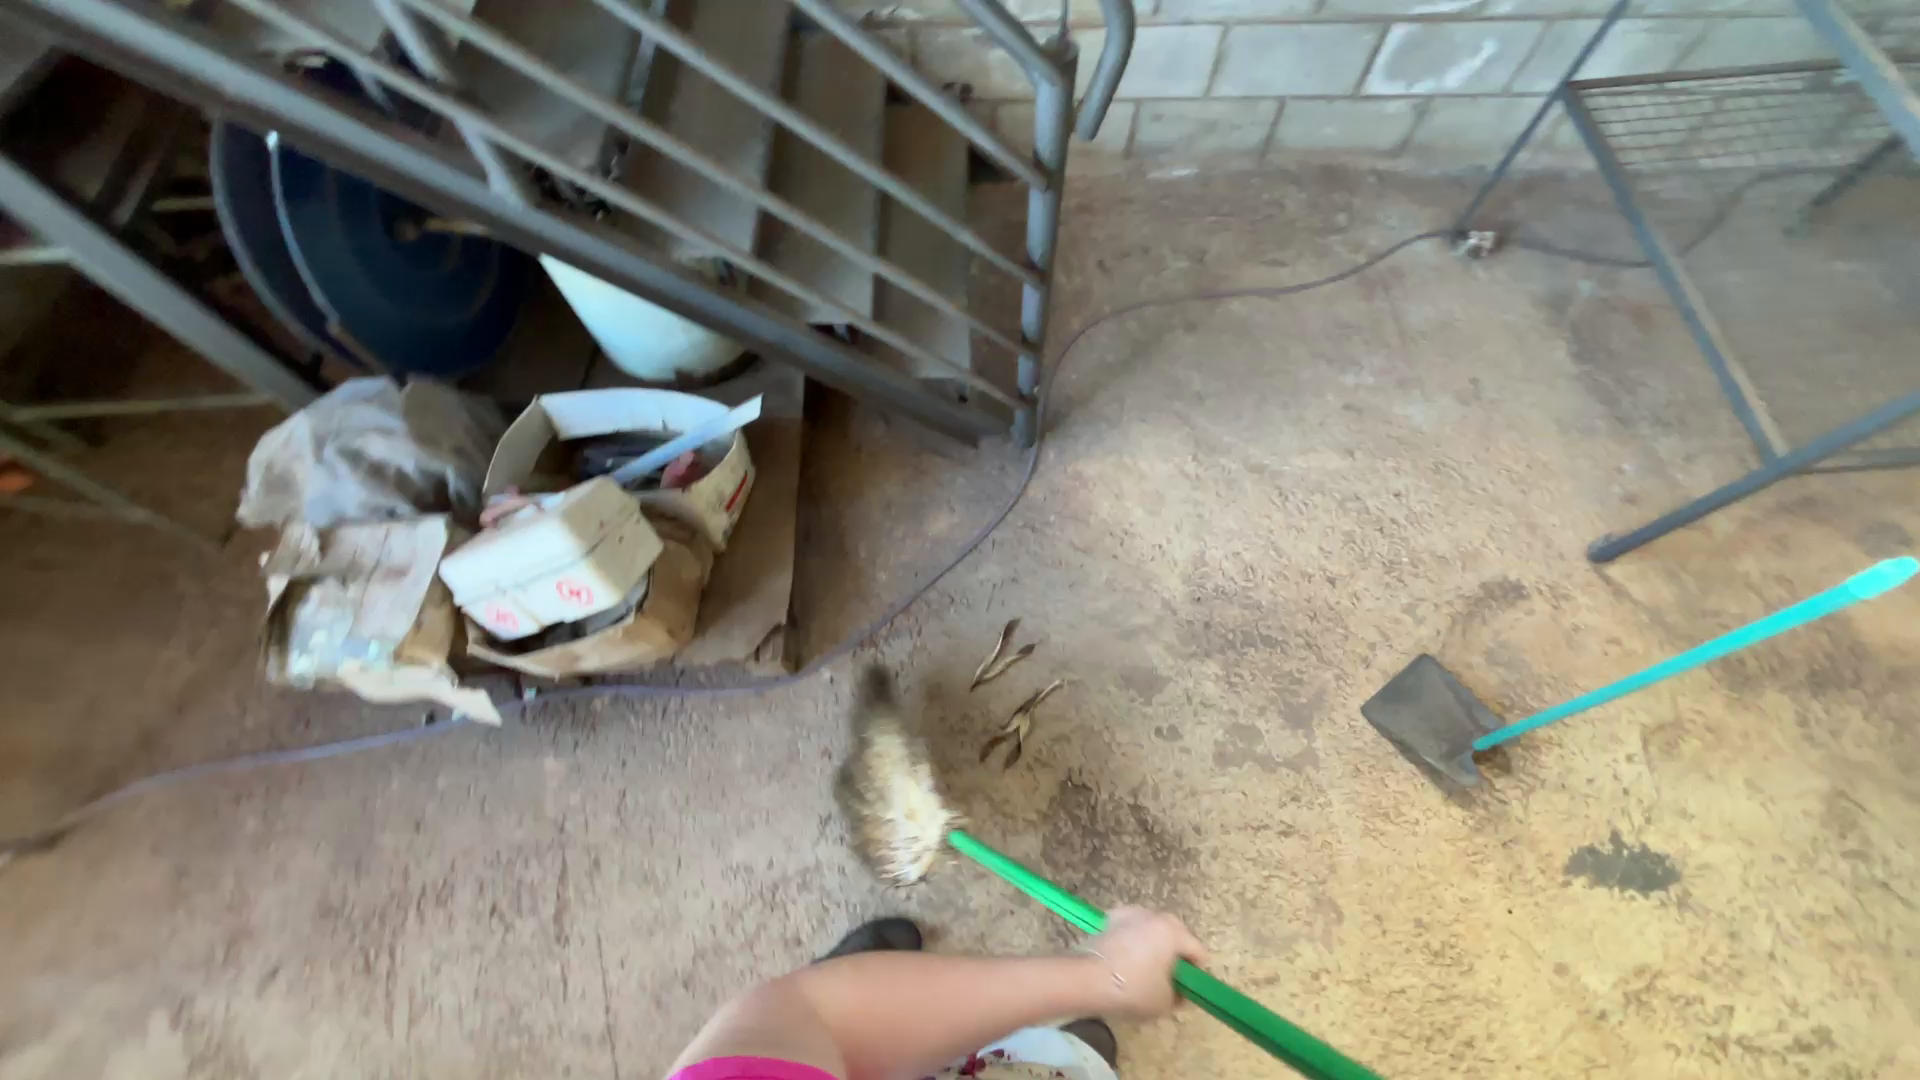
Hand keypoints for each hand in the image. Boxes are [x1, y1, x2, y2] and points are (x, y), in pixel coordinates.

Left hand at [1081, 906, 1209, 1020]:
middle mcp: (1154, 916)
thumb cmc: (1134, 989)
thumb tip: (1180, 990)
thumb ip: (1180, 994)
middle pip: (1176, 933)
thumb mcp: (1166, 1002)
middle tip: (1171, 977)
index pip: (1198, 951)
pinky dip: (1134, 937)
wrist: (1089, 978)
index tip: (1189, 989)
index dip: (1197, 972)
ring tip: (1147, 966)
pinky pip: (1132, 926)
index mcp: (1173, 933)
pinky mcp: (1111, 917)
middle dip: (1177, 953)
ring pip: (1153, 927)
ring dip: (1155, 942)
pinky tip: (1127, 955)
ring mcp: (1131, 912)